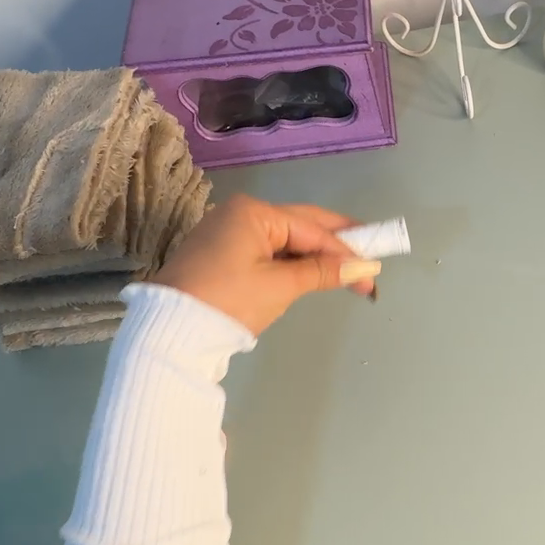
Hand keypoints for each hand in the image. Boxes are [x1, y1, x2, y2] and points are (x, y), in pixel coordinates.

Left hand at [151, 195, 378, 334]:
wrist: (170, 330)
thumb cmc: (229, 301)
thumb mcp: (281, 286)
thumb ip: (324, 272)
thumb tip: (364, 268)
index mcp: (254, 213)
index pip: (313, 229)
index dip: (347, 251)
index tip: (373, 272)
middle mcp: (240, 214)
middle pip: (301, 225)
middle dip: (336, 244)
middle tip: (370, 256)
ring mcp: (228, 232)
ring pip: (286, 239)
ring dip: (316, 254)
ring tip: (346, 268)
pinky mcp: (222, 254)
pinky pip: (268, 250)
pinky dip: (293, 261)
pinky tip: (312, 271)